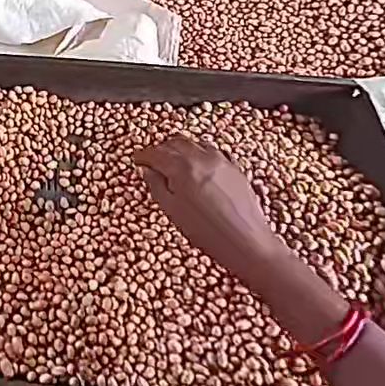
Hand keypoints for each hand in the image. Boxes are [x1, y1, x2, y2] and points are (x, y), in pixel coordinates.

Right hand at [133, 135, 296, 288]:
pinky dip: (198, 152)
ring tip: (172, 161)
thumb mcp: (172, 211)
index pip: (156, 153)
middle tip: (151, 160)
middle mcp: (201, 157)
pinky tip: (195, 165)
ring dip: (179, 148)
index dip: (143, 155)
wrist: (247, 242)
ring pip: (193, 143)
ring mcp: (220, 160)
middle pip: (175, 142)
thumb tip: (147, 170)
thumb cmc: (207, 232)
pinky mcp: (233, 167)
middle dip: (160, 149)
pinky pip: (211, 150)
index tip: (137, 160)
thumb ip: (157, 186)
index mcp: (182, 168)